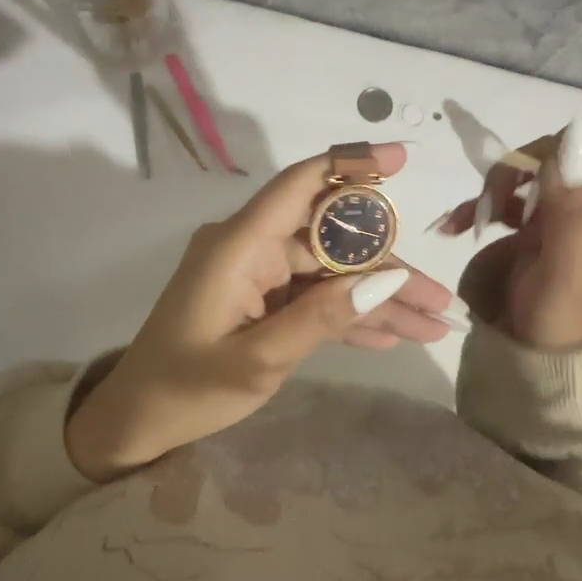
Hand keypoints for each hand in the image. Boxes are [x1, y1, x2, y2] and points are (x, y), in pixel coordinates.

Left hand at [66, 143, 452, 480]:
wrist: (138, 420)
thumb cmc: (187, 389)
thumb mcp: (258, 361)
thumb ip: (321, 318)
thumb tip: (384, 281)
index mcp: (239, 247)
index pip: (301, 185)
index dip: (352, 165)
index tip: (402, 160)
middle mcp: (250, 249)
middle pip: (333, 243)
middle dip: (390, 271)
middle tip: (443, 301)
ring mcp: (255, 276)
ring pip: (331, 275)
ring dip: (379, 301)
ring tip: (434, 327)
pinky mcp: (259, 302)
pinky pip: (313, 300)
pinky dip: (348, 318)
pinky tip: (392, 338)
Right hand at [438, 105, 581, 350]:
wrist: (532, 369)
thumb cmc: (558, 331)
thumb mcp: (565, 277)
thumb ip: (570, 210)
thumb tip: (572, 140)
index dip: (568, 151)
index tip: (533, 186)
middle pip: (574, 142)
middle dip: (532, 161)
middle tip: (500, 202)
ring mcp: (570, 211)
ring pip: (539, 159)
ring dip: (502, 181)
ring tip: (480, 220)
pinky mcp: (537, 222)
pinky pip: (512, 188)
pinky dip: (484, 200)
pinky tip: (459, 225)